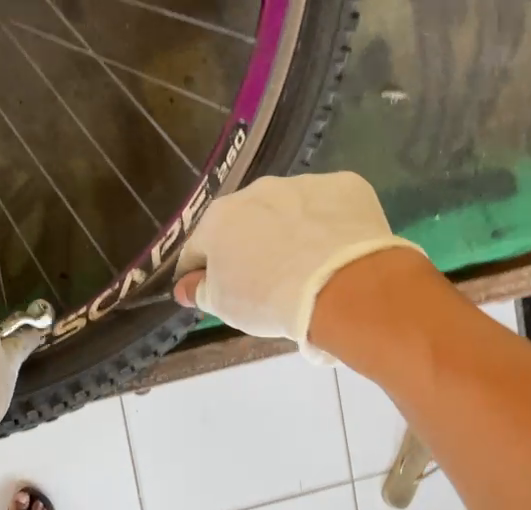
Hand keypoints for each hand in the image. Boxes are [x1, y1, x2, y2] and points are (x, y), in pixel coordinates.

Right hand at [173, 172, 424, 344]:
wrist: (340, 285)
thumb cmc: (267, 298)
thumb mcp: (222, 306)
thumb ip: (199, 290)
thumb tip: (185, 286)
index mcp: (218, 219)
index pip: (196, 249)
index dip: (200, 274)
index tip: (210, 292)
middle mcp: (256, 190)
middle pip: (242, 224)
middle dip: (246, 248)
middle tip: (260, 282)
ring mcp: (302, 183)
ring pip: (285, 211)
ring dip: (286, 233)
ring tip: (301, 266)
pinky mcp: (345, 185)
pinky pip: (326, 207)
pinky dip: (325, 225)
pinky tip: (332, 251)